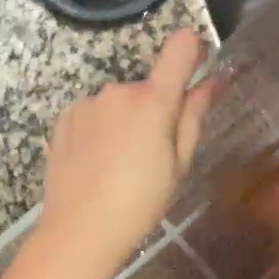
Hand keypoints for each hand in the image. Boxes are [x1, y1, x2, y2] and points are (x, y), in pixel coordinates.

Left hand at [34, 30, 218, 277]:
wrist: (79, 231)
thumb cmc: (139, 204)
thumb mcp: (178, 166)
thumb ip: (194, 117)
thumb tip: (214, 81)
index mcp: (153, 100)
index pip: (181, 47)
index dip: (194, 50)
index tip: (199, 67)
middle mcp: (118, 90)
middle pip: (148, 87)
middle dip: (155, 110)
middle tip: (153, 155)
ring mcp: (87, 103)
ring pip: (118, 104)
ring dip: (125, 122)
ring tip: (120, 165)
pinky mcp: (64, 119)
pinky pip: (93, 115)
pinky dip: (99, 131)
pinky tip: (96, 164)